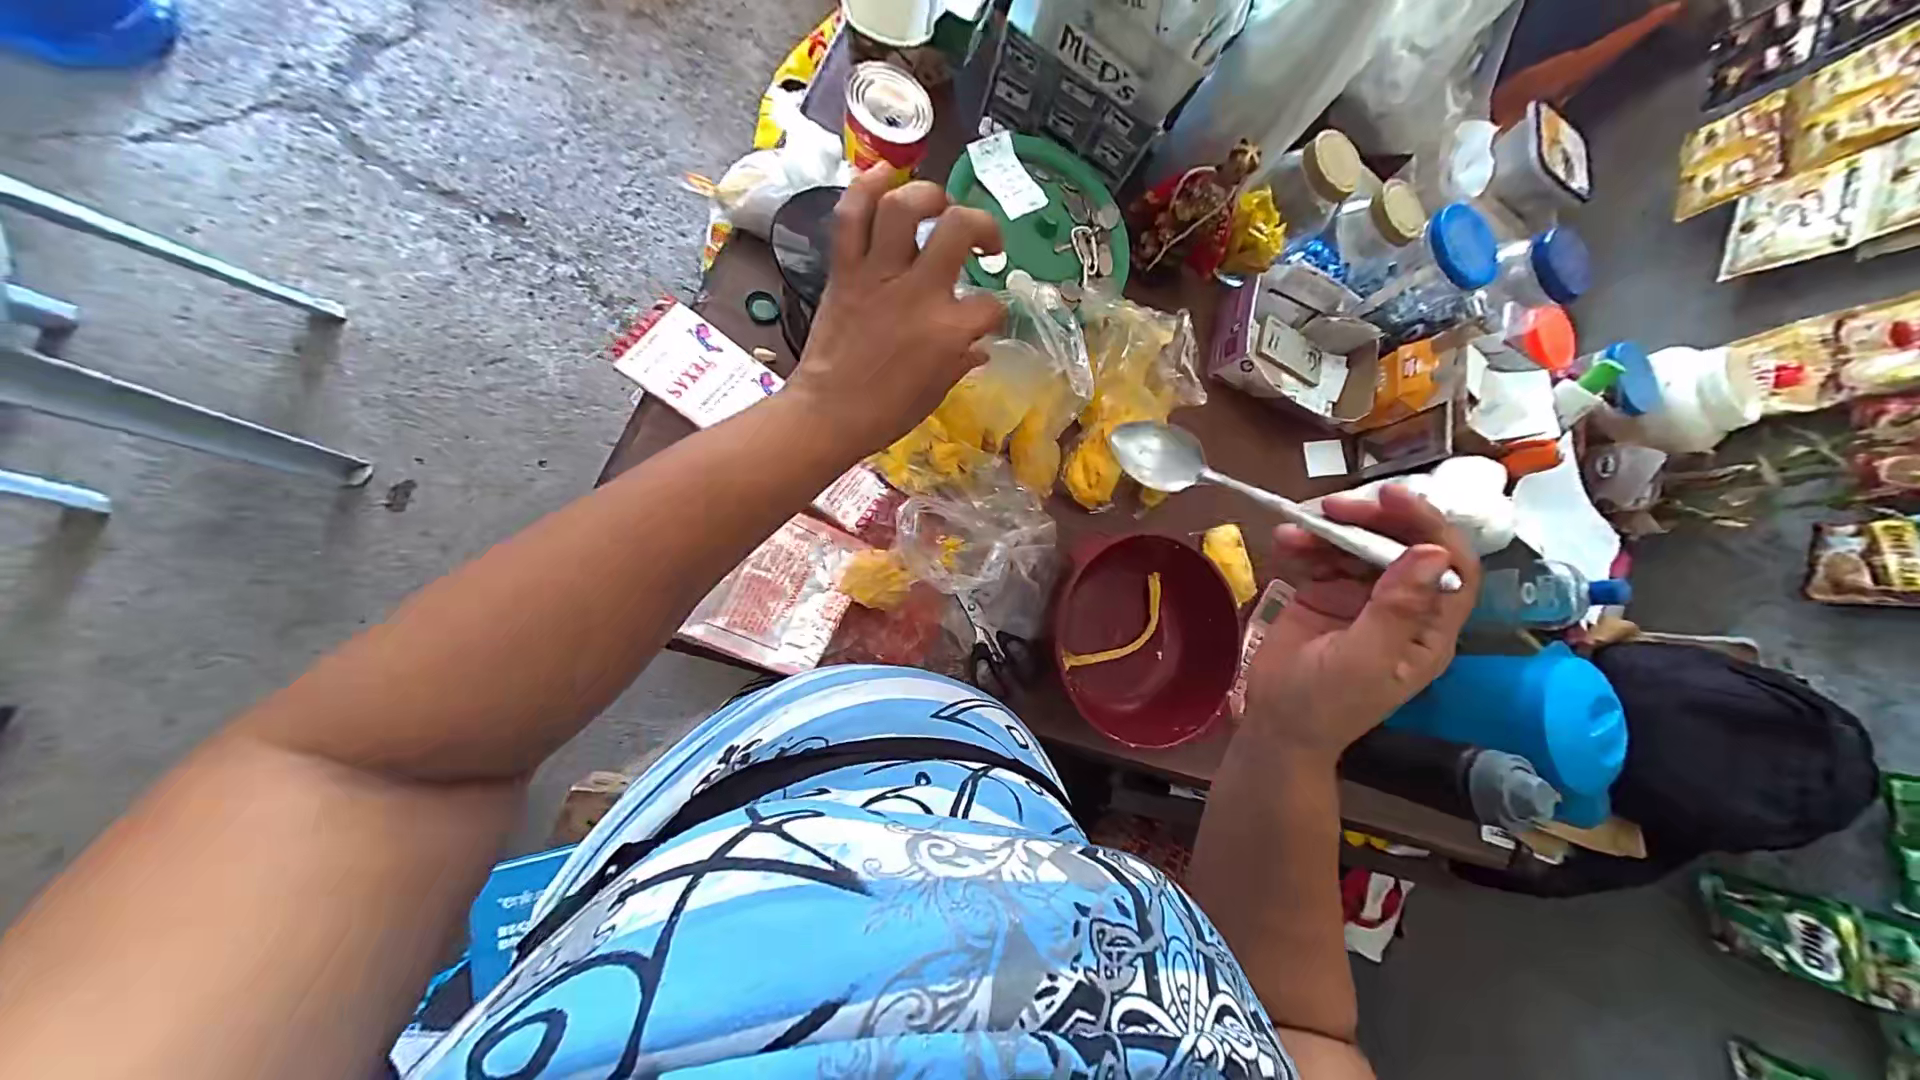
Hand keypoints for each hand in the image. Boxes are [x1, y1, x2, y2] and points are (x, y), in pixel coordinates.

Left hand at [789, 166, 1006, 452]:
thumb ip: (961, 361)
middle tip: (983, 241)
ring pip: (904, 208)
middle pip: (960, 228)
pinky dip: (865, 188)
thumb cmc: (886, 413)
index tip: (988, 318)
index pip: (990, 305)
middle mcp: (919, 292)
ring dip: (928, 194)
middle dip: (983, 225)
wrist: (828, 415)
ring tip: (939, 204)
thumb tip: (978, 346)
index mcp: (949, 330)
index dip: (995, 311)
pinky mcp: (845, 272)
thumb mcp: (936, 392)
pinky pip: (851, 217)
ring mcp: (878, 277)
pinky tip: (884, 174)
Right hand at [1242, 485, 1479, 767]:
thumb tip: (1432, 554)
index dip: (1428, 526)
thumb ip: (1397, 609)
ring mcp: (1359, 599)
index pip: (1448, 565)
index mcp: (1427, 627)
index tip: (1393, 498)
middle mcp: (1400, 606)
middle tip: (1333, 508)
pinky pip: (1320, 558)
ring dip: (1329, 532)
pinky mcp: (1322, 595)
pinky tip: (1285, 541)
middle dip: (1371, 522)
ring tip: (1296, 528)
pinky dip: (1304, 545)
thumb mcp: (1365, 659)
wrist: (1276, 723)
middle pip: (1399, 547)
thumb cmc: (1326, 703)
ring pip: (1356, 548)